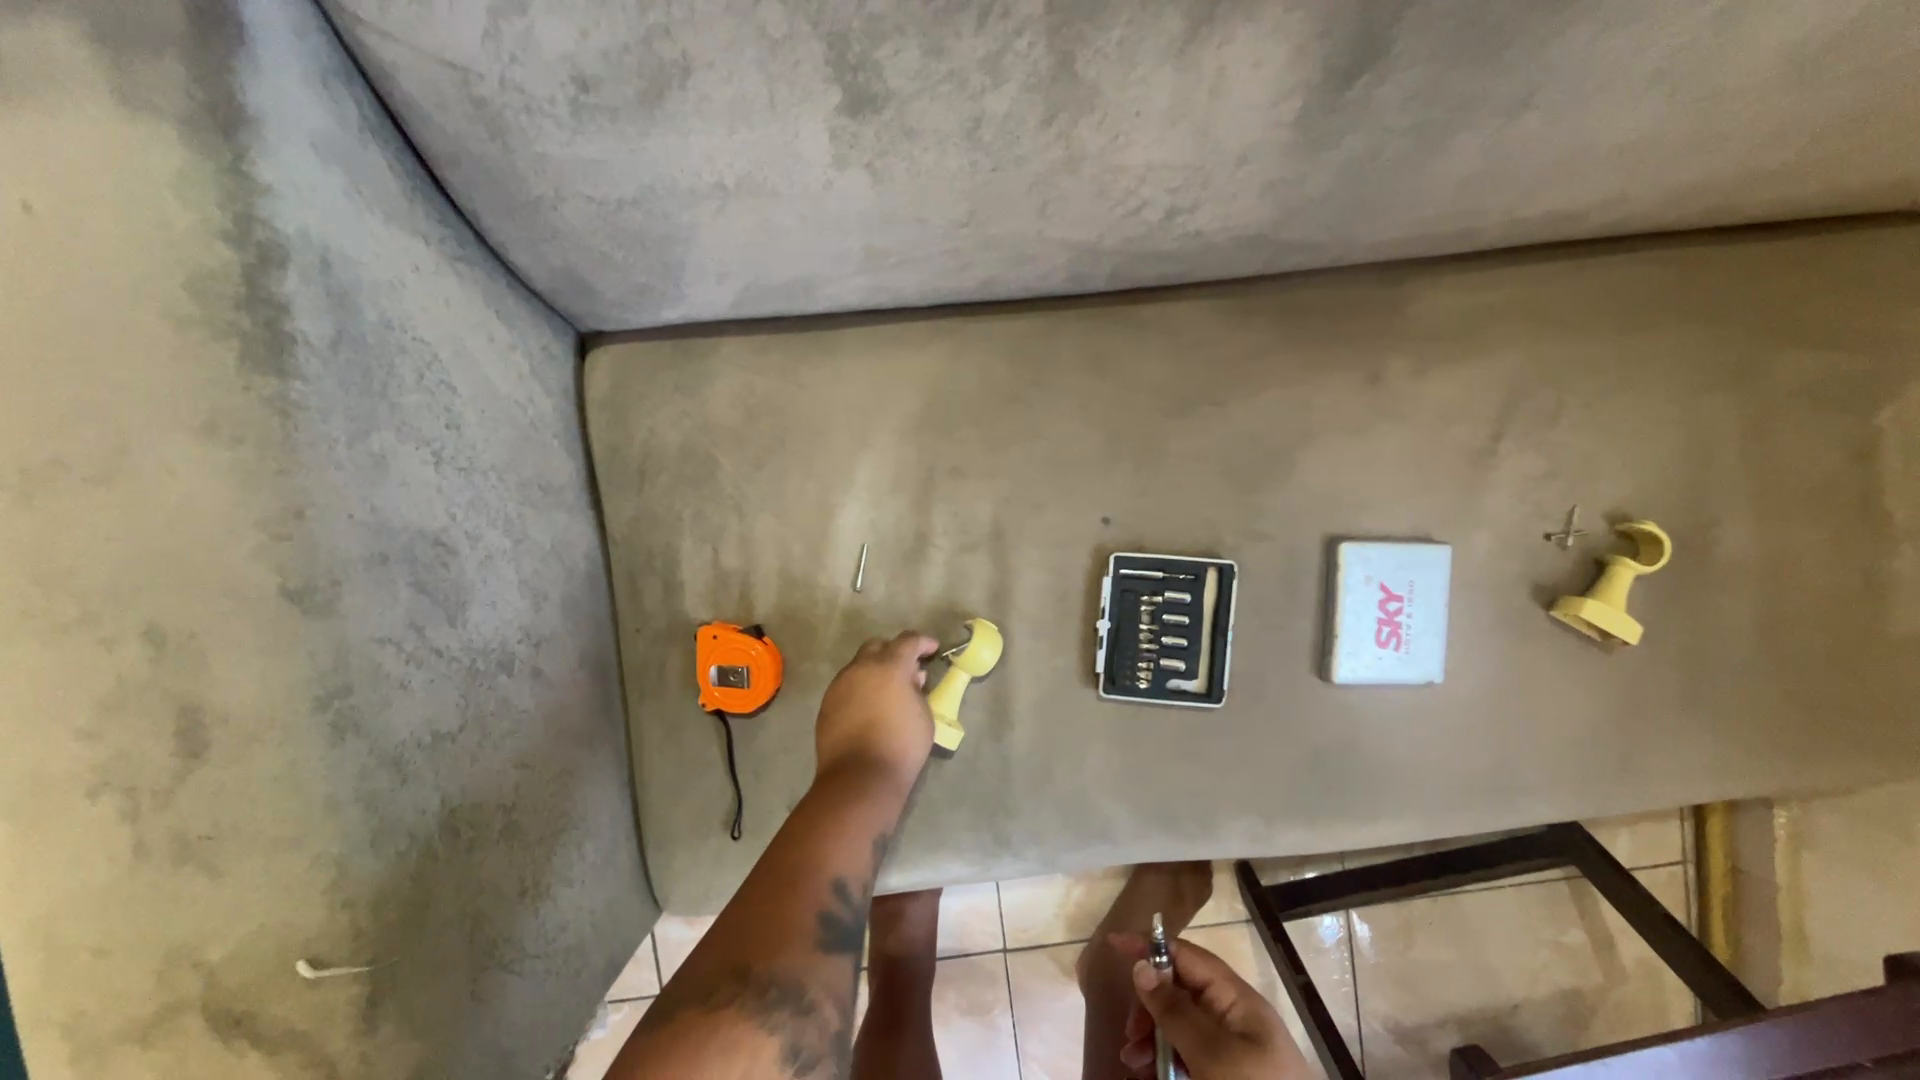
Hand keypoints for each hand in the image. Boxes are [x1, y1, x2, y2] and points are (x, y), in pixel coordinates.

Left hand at [815, 631, 938, 791]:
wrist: (859, 777)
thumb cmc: (901, 746)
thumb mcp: (923, 716)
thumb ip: (918, 691)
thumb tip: (912, 678)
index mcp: (889, 666)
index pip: (908, 641)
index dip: (923, 642)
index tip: (933, 649)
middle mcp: (861, 668)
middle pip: (877, 646)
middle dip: (894, 652)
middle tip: (908, 669)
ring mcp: (839, 685)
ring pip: (858, 665)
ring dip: (875, 670)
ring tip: (888, 691)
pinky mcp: (827, 703)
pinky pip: (847, 686)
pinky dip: (860, 688)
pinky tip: (869, 707)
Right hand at [1115, 936, 1308, 1079]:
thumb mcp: (1210, 1053)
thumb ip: (1174, 1010)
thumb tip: (1142, 965)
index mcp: (1235, 1000)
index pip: (1188, 957)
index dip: (1152, 947)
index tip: (1113, 945)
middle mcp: (1232, 1019)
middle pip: (1178, 994)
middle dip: (1148, 1009)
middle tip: (1130, 1036)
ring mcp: (1230, 1052)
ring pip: (1178, 1030)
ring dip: (1152, 1042)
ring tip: (1134, 1066)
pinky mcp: (1224, 1077)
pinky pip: (1187, 1059)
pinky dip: (1165, 1065)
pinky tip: (1149, 1077)